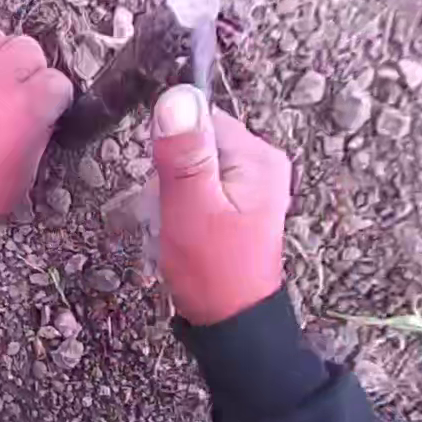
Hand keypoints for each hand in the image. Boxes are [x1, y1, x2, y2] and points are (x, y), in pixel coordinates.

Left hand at [0, 27, 72, 258]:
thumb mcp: (22, 177)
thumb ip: (39, 138)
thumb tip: (44, 120)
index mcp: (26, 109)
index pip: (58, 81)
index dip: (57, 98)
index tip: (52, 109)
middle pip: (29, 47)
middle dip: (32, 69)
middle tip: (26, 92)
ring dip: (1, 56)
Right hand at [149, 85, 291, 324]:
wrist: (230, 326)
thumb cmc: (213, 272)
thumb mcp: (191, 209)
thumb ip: (183, 155)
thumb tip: (176, 96)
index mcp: (257, 158)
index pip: (200, 120)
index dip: (170, 148)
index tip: (161, 182)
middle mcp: (259, 166)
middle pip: (193, 146)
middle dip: (167, 180)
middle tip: (167, 215)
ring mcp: (249, 188)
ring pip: (188, 171)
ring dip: (167, 199)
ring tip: (169, 231)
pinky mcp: (235, 207)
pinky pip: (195, 193)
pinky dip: (178, 211)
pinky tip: (176, 235)